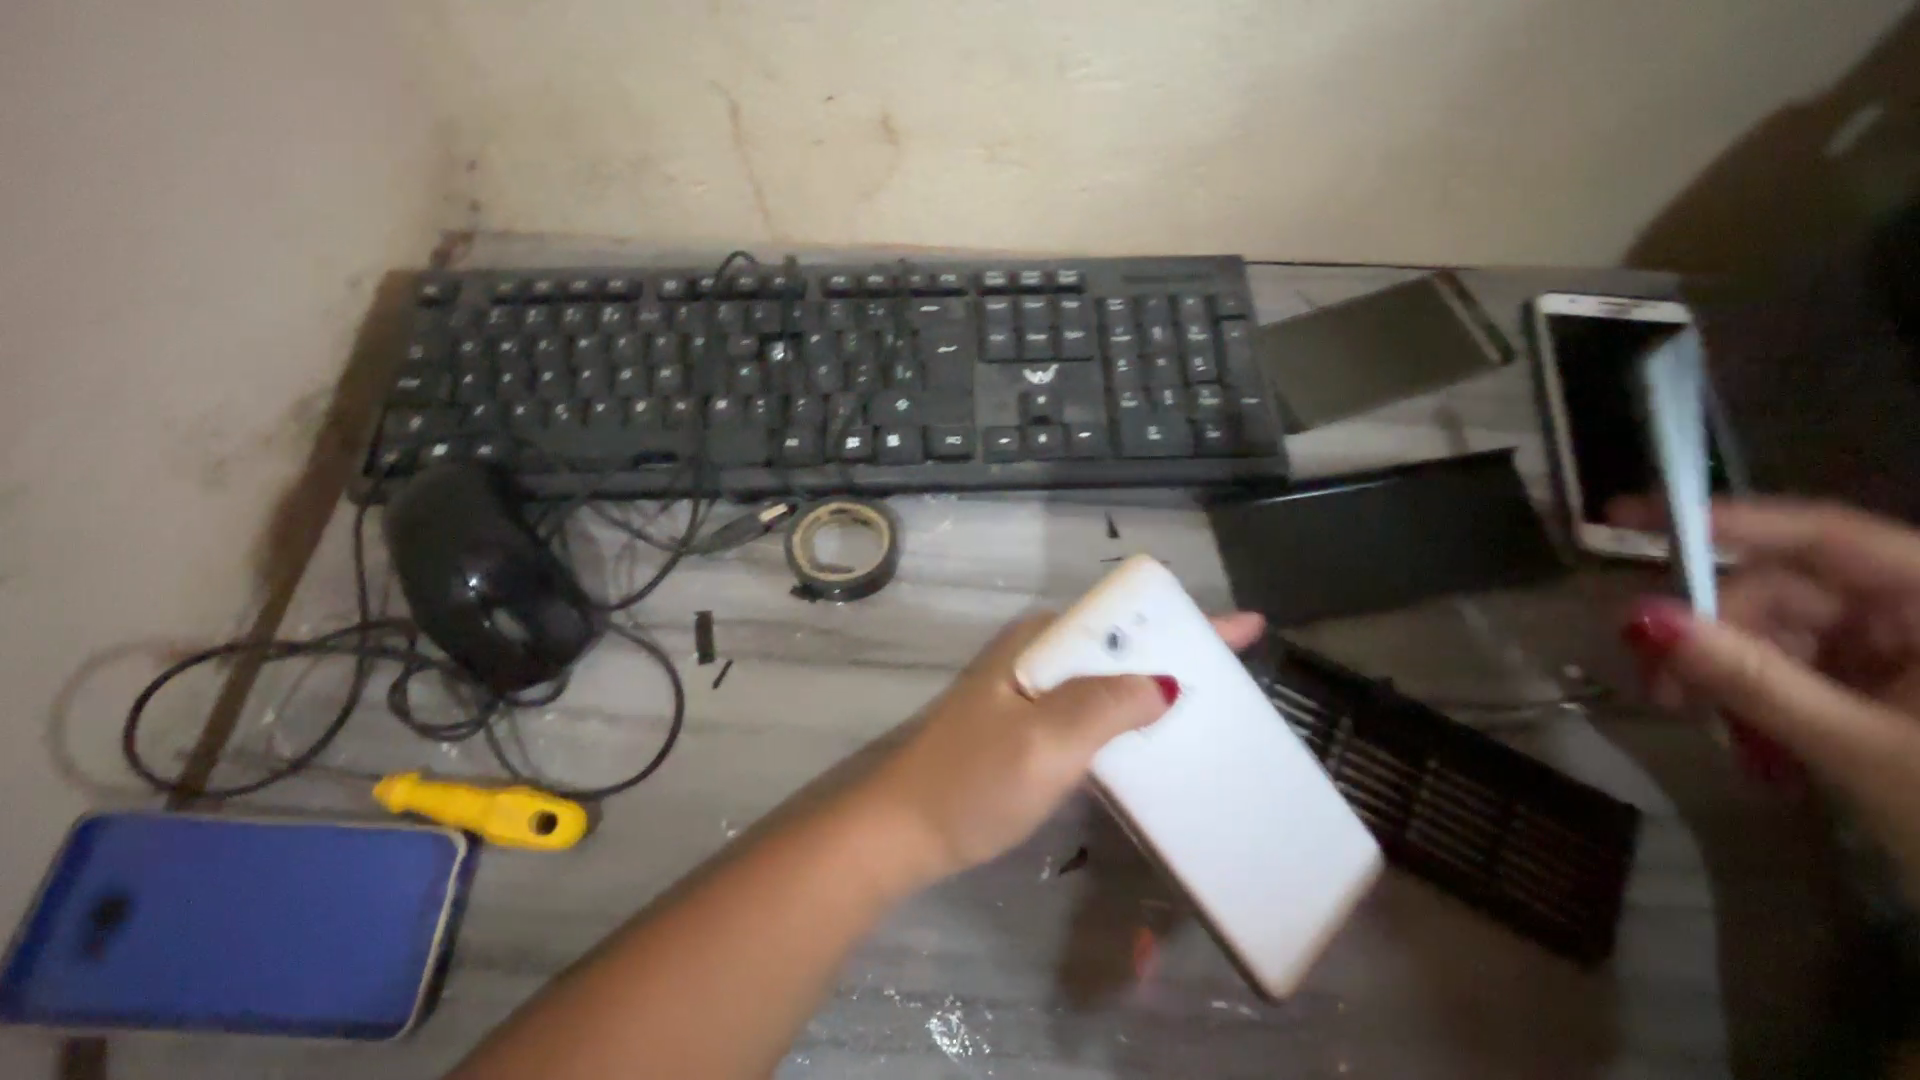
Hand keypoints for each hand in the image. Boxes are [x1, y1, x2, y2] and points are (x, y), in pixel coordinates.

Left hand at [858, 609, 1266, 885]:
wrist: (900, 831)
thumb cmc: (972, 782)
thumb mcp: (1046, 741)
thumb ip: (1107, 705)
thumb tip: (1168, 681)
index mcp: (1039, 644)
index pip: (1126, 619)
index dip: (1188, 622)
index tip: (1248, 626)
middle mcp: (1034, 657)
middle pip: (1120, 646)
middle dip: (1176, 655)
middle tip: (1238, 678)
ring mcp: (1026, 694)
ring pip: (1106, 681)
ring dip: (1152, 690)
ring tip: (1209, 707)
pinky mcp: (1022, 729)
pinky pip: (1089, 712)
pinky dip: (1125, 720)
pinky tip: (1151, 740)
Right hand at [1612, 497, 1919, 900]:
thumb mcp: (1859, 747)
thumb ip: (1750, 679)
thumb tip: (1642, 620)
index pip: (1822, 537)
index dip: (1725, 522)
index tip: (1628, 518)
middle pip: (1786, 590)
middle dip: (1709, 629)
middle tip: (1657, 682)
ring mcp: (1909, 650)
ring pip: (1782, 631)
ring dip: (1725, 669)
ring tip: (1689, 717)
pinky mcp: (1894, 687)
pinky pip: (1800, 668)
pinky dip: (1758, 695)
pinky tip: (1740, 734)